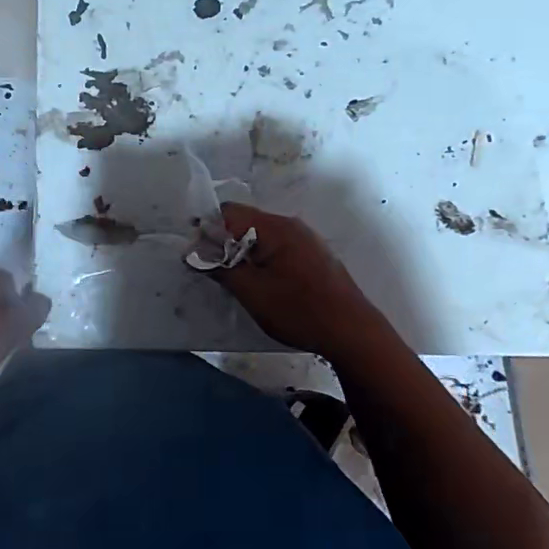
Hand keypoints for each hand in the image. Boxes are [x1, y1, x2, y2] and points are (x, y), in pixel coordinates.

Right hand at [203, 202, 393, 361]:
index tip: (199, 255)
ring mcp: (306, 240)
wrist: (355, 336)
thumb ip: (219, 267)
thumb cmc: (299, 310)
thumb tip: (194, 254)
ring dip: (243, 253)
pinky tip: (263, 285)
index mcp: (275, 228)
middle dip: (224, 243)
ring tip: (238, 281)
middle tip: (215, 271)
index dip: (208, 230)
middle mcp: (292, 226)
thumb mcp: (250, 291)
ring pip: (261, 237)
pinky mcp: (315, 257)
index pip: (228, 212)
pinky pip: (278, 248)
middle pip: (244, 222)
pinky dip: (262, 260)